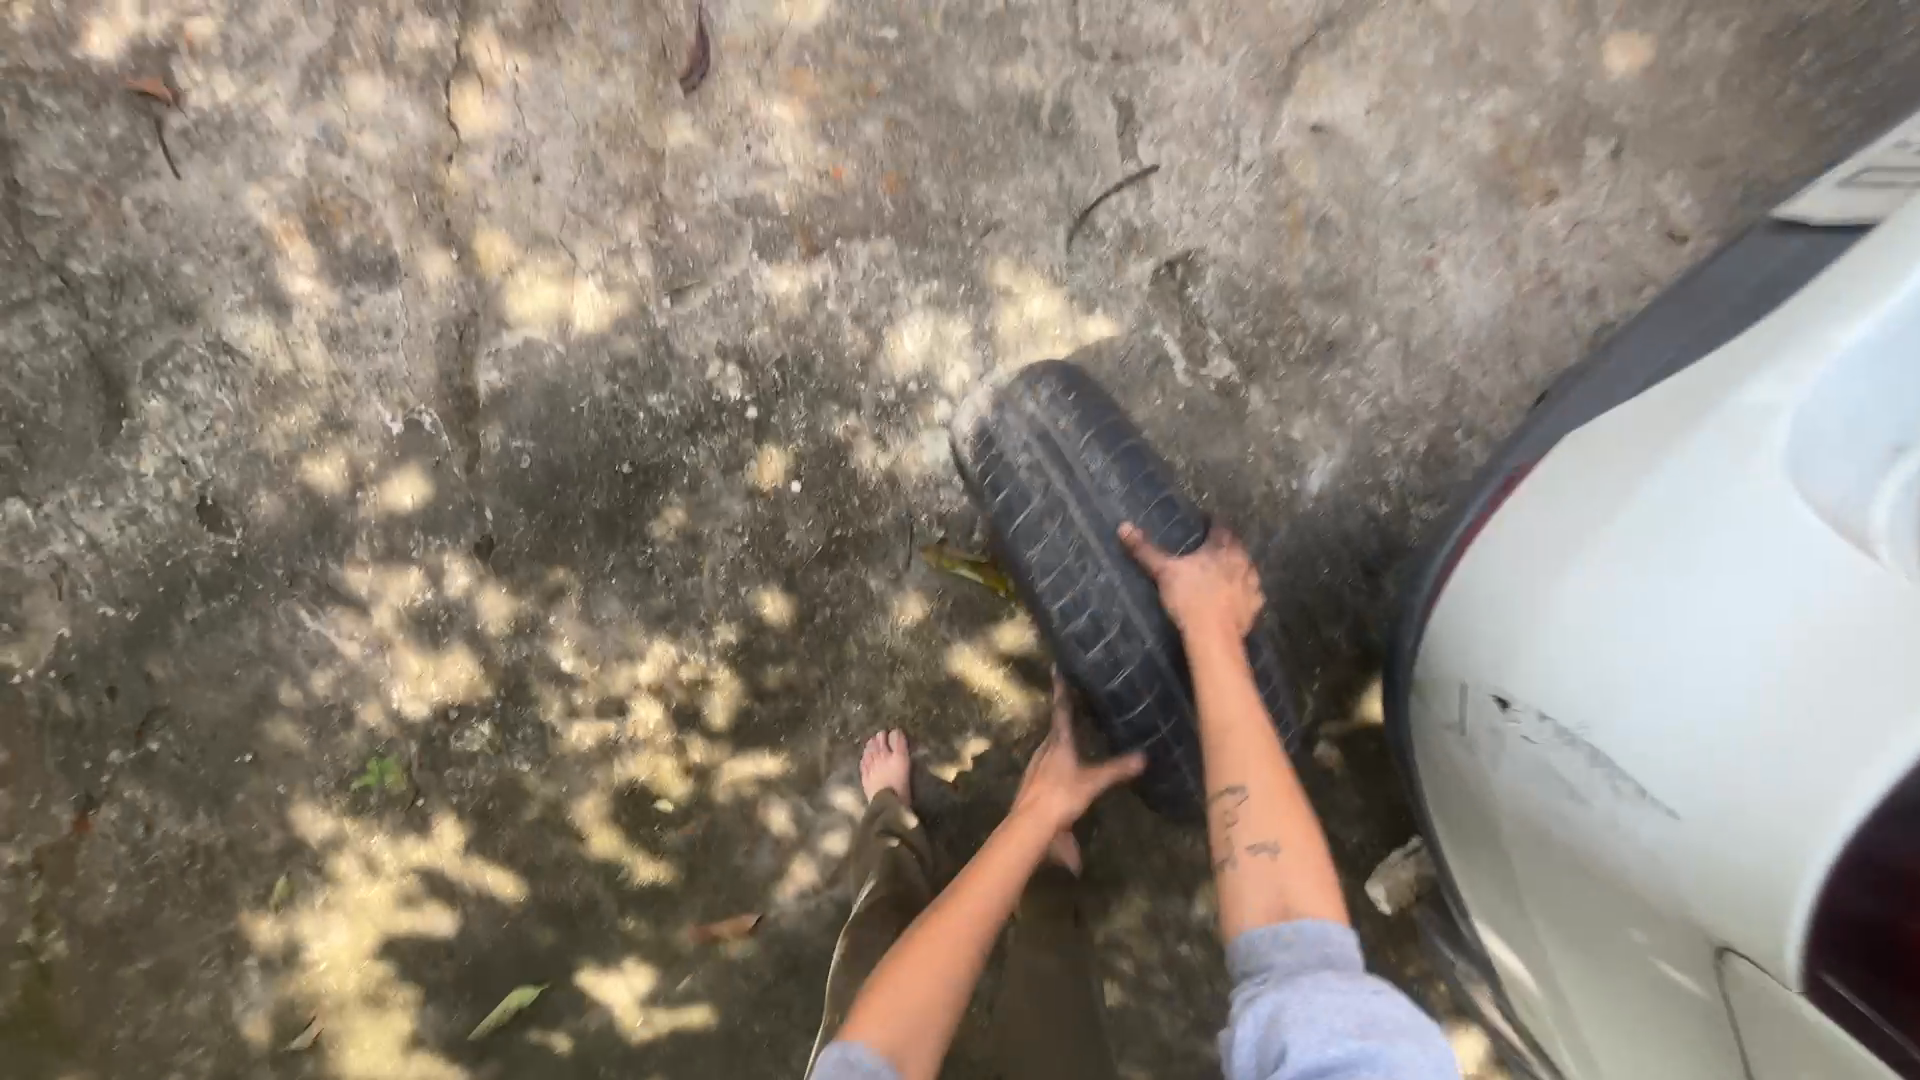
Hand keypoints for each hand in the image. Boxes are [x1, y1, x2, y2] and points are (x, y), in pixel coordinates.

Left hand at [1009, 670, 1146, 832]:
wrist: (1030, 823)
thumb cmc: (1061, 796)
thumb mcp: (1093, 782)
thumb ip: (1117, 770)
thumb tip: (1144, 757)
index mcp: (1058, 742)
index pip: (1061, 708)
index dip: (1061, 688)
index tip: (1056, 667)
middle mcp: (1045, 748)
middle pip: (1056, 726)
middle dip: (1065, 714)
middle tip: (1076, 701)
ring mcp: (1037, 764)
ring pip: (1052, 745)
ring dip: (1063, 737)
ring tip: (1075, 733)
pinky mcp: (1034, 780)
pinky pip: (1049, 762)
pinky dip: (1060, 758)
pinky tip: (1067, 768)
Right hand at [1117, 522, 1264, 640]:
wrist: (1214, 636)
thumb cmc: (1190, 598)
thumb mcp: (1163, 572)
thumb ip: (1145, 550)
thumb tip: (1123, 526)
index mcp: (1223, 547)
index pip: (1220, 526)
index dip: (1212, 523)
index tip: (1204, 523)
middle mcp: (1243, 561)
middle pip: (1235, 546)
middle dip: (1223, 546)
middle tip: (1208, 549)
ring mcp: (1252, 584)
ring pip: (1245, 568)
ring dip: (1235, 567)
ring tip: (1220, 572)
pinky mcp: (1255, 605)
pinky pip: (1250, 592)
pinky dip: (1242, 591)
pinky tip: (1232, 596)